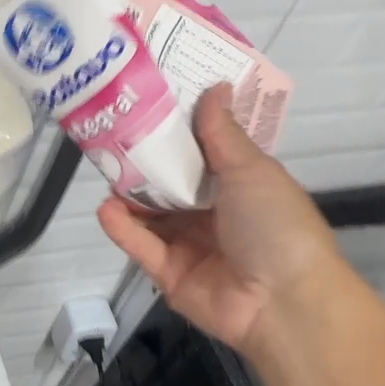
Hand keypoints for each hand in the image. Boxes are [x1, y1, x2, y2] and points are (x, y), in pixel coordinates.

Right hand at [97, 83, 351, 353]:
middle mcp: (213, 215)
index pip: (202, 157)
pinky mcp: (168, 275)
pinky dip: (124, 229)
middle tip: (114, 138)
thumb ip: (222, 135)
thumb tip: (215, 87)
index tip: (153, 108)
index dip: (179, 134)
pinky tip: (105, 209)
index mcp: (240, 187)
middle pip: (171, 187)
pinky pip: (143, 248)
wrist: (280, 298)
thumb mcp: (252, 170)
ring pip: (152, 217)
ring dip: (130, 197)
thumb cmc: (276, 224)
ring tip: (104, 170)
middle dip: (146, 165)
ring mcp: (189, 246)